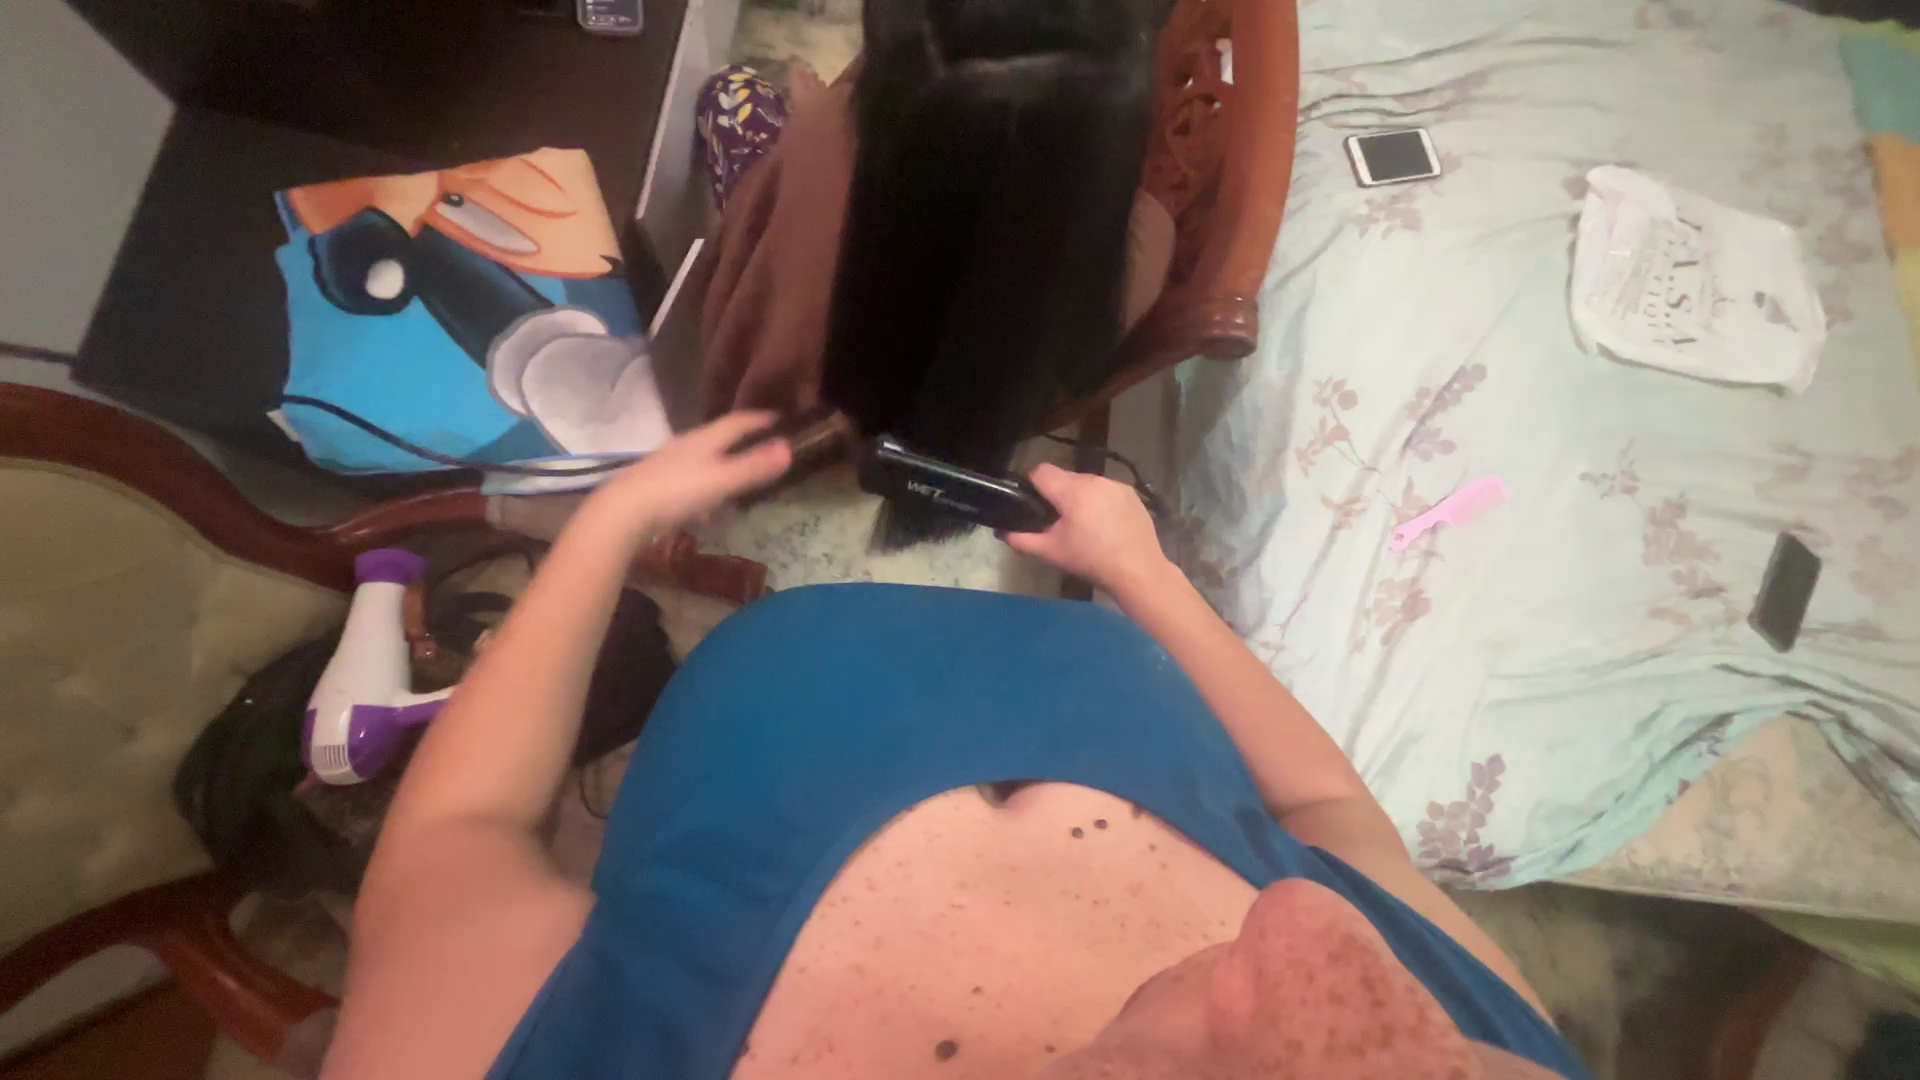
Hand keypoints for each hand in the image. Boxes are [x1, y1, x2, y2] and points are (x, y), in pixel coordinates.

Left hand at [582, 412, 791, 538]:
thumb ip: (754, 466)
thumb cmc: (675, 492)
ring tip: (737, 474)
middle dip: (739, 439)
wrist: (621, 514)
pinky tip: (706, 505)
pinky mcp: (656, 486)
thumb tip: (790, 448)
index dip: (757, 419)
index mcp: (702, 440)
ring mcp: (667, 466)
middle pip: (716, 437)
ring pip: (702, 459)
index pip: (735, 422)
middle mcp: (684, 447)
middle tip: (760, 443)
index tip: (777, 417)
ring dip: (721, 464)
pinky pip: (689, 480)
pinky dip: (706, 486)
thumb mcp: (721, 480)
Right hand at [1004, 464, 1172, 593]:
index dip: (1033, 485)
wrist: (1138, 571)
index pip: (1041, 471)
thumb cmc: (1091, 561)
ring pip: (1086, 483)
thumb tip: (1003, 533)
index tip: (1035, 506)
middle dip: (1058, 495)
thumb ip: (1022, 540)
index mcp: (1072, 491)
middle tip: (1060, 523)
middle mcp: (1094, 480)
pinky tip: (1105, 524)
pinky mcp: (1131, 493)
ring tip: (1085, 525)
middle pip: (1064, 477)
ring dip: (1079, 497)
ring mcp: (1115, 485)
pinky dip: (1100, 501)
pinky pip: (1106, 489)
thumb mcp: (1052, 553)